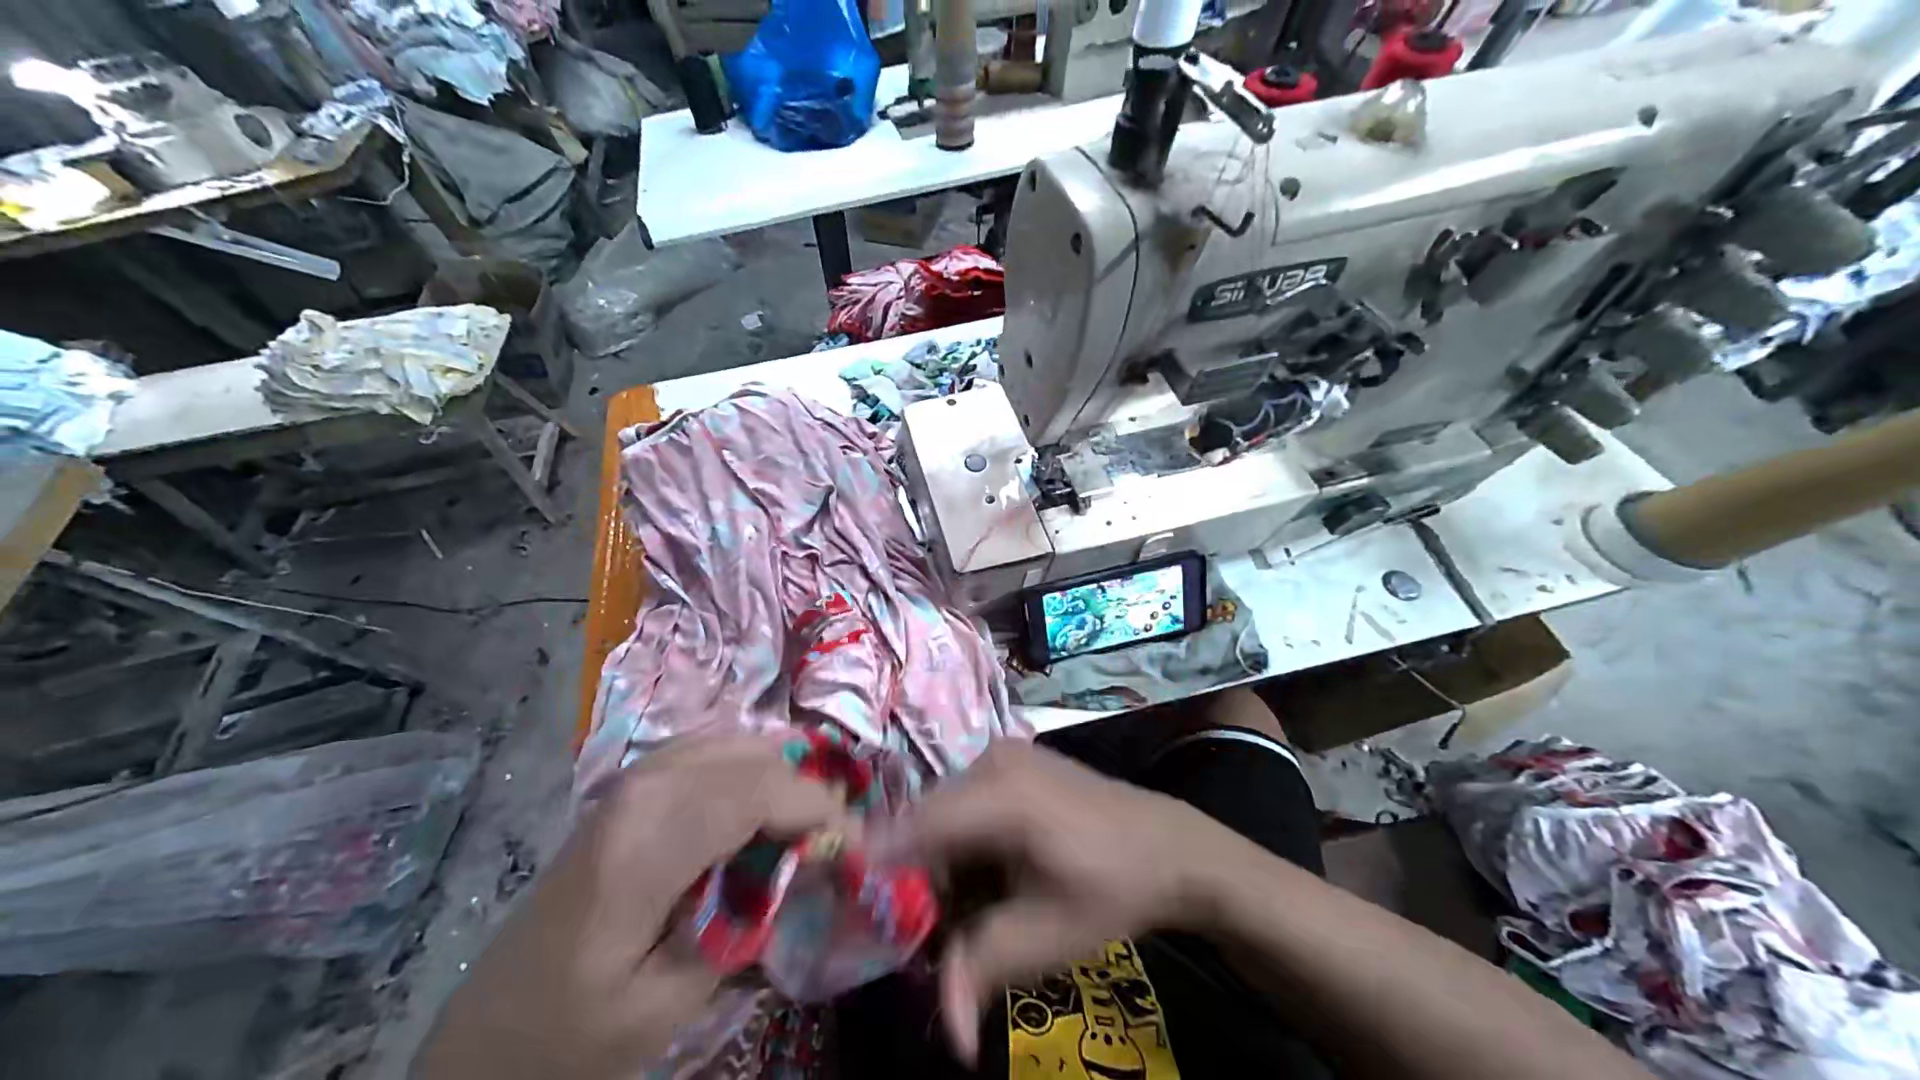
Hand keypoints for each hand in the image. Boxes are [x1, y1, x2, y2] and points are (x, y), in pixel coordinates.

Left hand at [413, 736, 847, 1079]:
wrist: (483, 1041)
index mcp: (647, 840)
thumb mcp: (666, 1004)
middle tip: (835, 847)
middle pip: (755, 757)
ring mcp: (632, 781)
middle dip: (809, 792)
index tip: (857, 850)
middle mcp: (642, 788)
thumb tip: (809, 865)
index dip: (821, 810)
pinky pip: (710, 753)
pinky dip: (750, 772)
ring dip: (781, 779)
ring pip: (736, 744)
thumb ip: (744, 924)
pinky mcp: (630, 789)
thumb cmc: (570, 1036)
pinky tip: (759, 812)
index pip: (761, 789)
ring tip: (805, 831)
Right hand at [880, 741, 1251, 1061]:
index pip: (917, 826)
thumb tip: (947, 1037)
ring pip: (943, 811)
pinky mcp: (1010, 756)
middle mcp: (991, 761)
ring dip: (945, 858)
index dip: (875, 858)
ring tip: (976, 901)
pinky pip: (964, 799)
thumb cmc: (1111, 890)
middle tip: (937, 926)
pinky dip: (964, 837)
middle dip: (922, 875)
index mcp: (1002, 796)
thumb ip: (984, 971)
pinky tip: (994, 866)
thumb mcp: (1048, 938)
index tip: (842, 891)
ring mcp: (1001, 752)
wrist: (1170, 845)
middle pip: (927, 822)